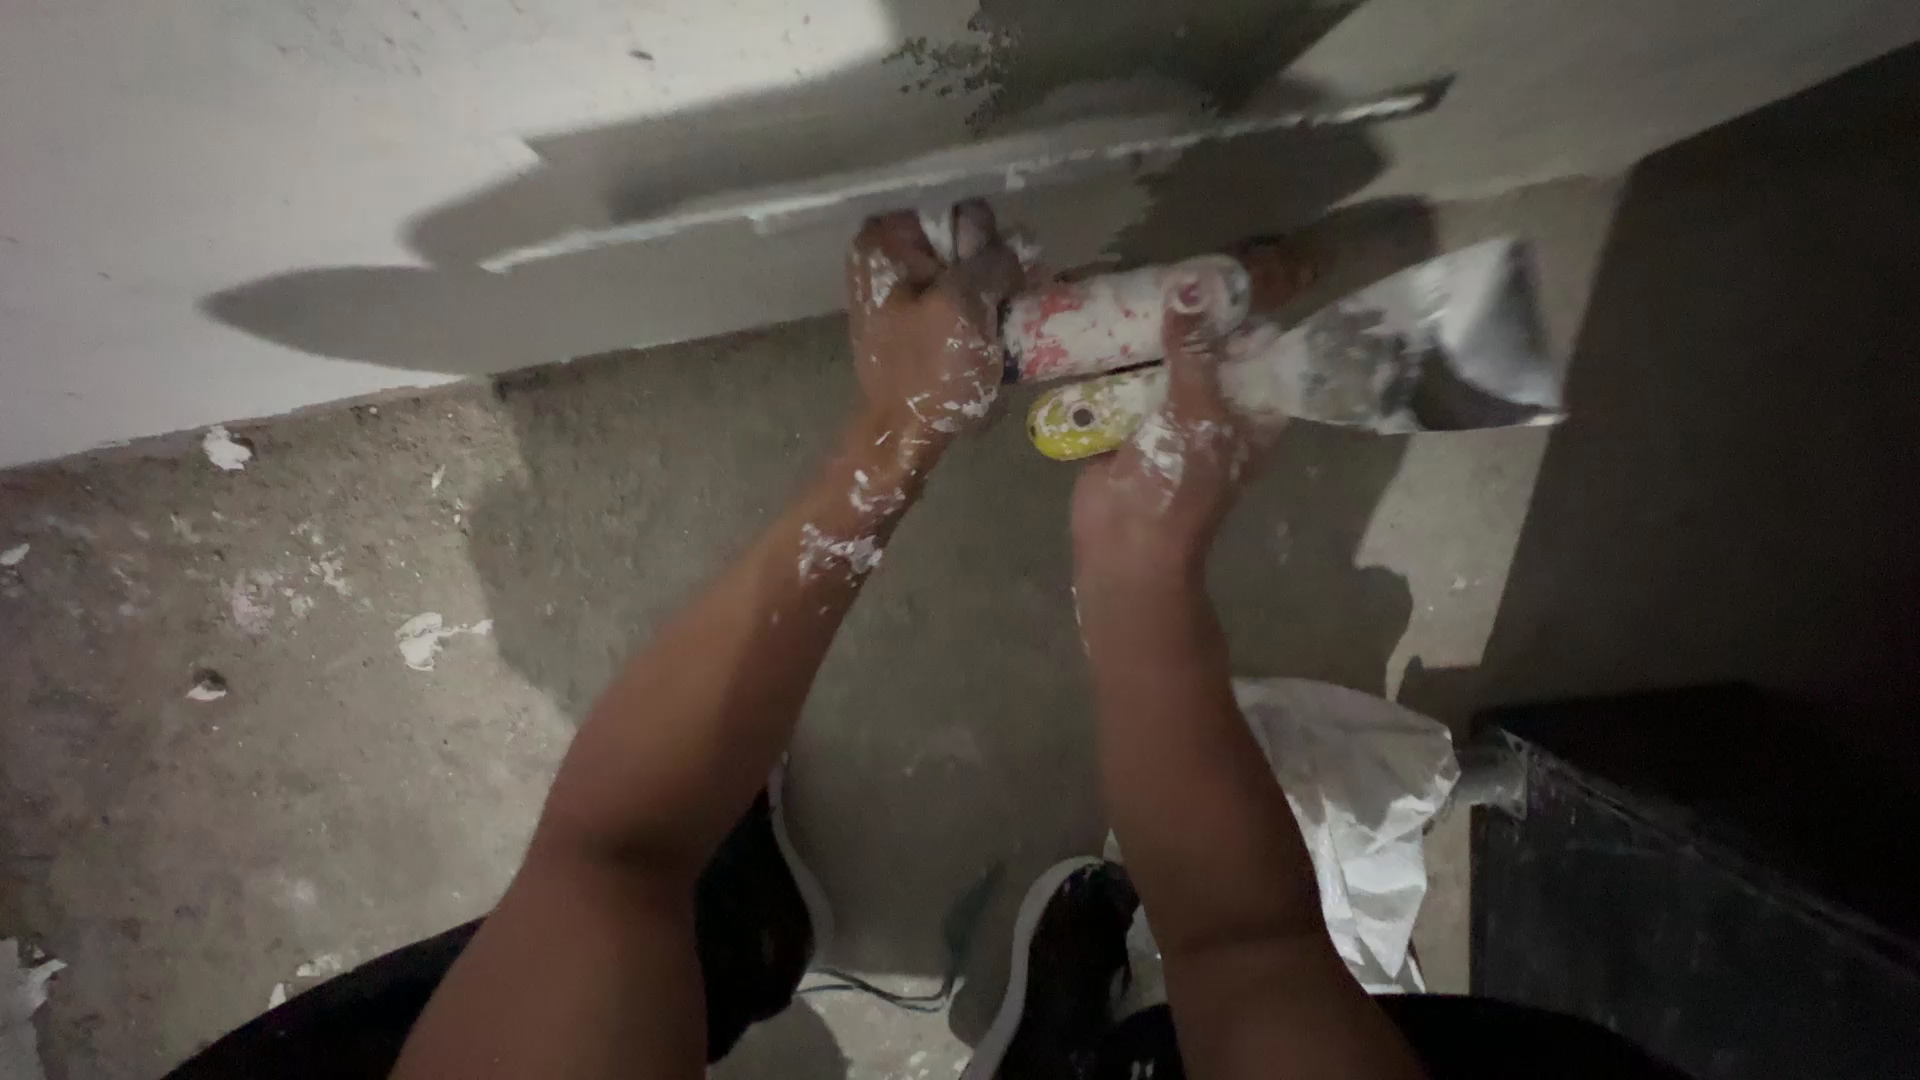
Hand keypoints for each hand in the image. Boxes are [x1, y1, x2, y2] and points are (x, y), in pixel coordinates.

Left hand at [845, 202, 1024, 445]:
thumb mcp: (964, 305)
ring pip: (965, 270)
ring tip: (1013, 313)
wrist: (904, 435)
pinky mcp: (917, 323)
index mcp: (884, 242)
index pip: (952, 207)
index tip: (997, 273)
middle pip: (960, 238)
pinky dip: (982, 309)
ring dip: (993, 288)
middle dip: (991, 263)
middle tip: (1010, 295)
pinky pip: (959, 300)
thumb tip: (1019, 248)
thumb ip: (992, 261)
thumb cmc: (928, 370)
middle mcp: (887, 258)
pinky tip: (1001, 326)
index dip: (984, 237)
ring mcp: (901, 292)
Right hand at [1070, 265, 1283, 582]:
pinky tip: (1099, 322)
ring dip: (1144, 336)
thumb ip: (1193, 350)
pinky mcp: (1126, 423)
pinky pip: (1122, 383)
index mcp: (1250, 411)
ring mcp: (1167, 416)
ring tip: (1132, 282)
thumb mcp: (1196, 411)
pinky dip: (1111, 360)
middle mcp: (1213, 409)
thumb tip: (1191, 285)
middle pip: (1203, 351)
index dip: (1241, 313)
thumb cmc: (1179, 483)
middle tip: (1168, 267)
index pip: (1255, 349)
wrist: (1125, 542)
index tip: (1220, 271)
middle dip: (1185, 318)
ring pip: (1160, 364)